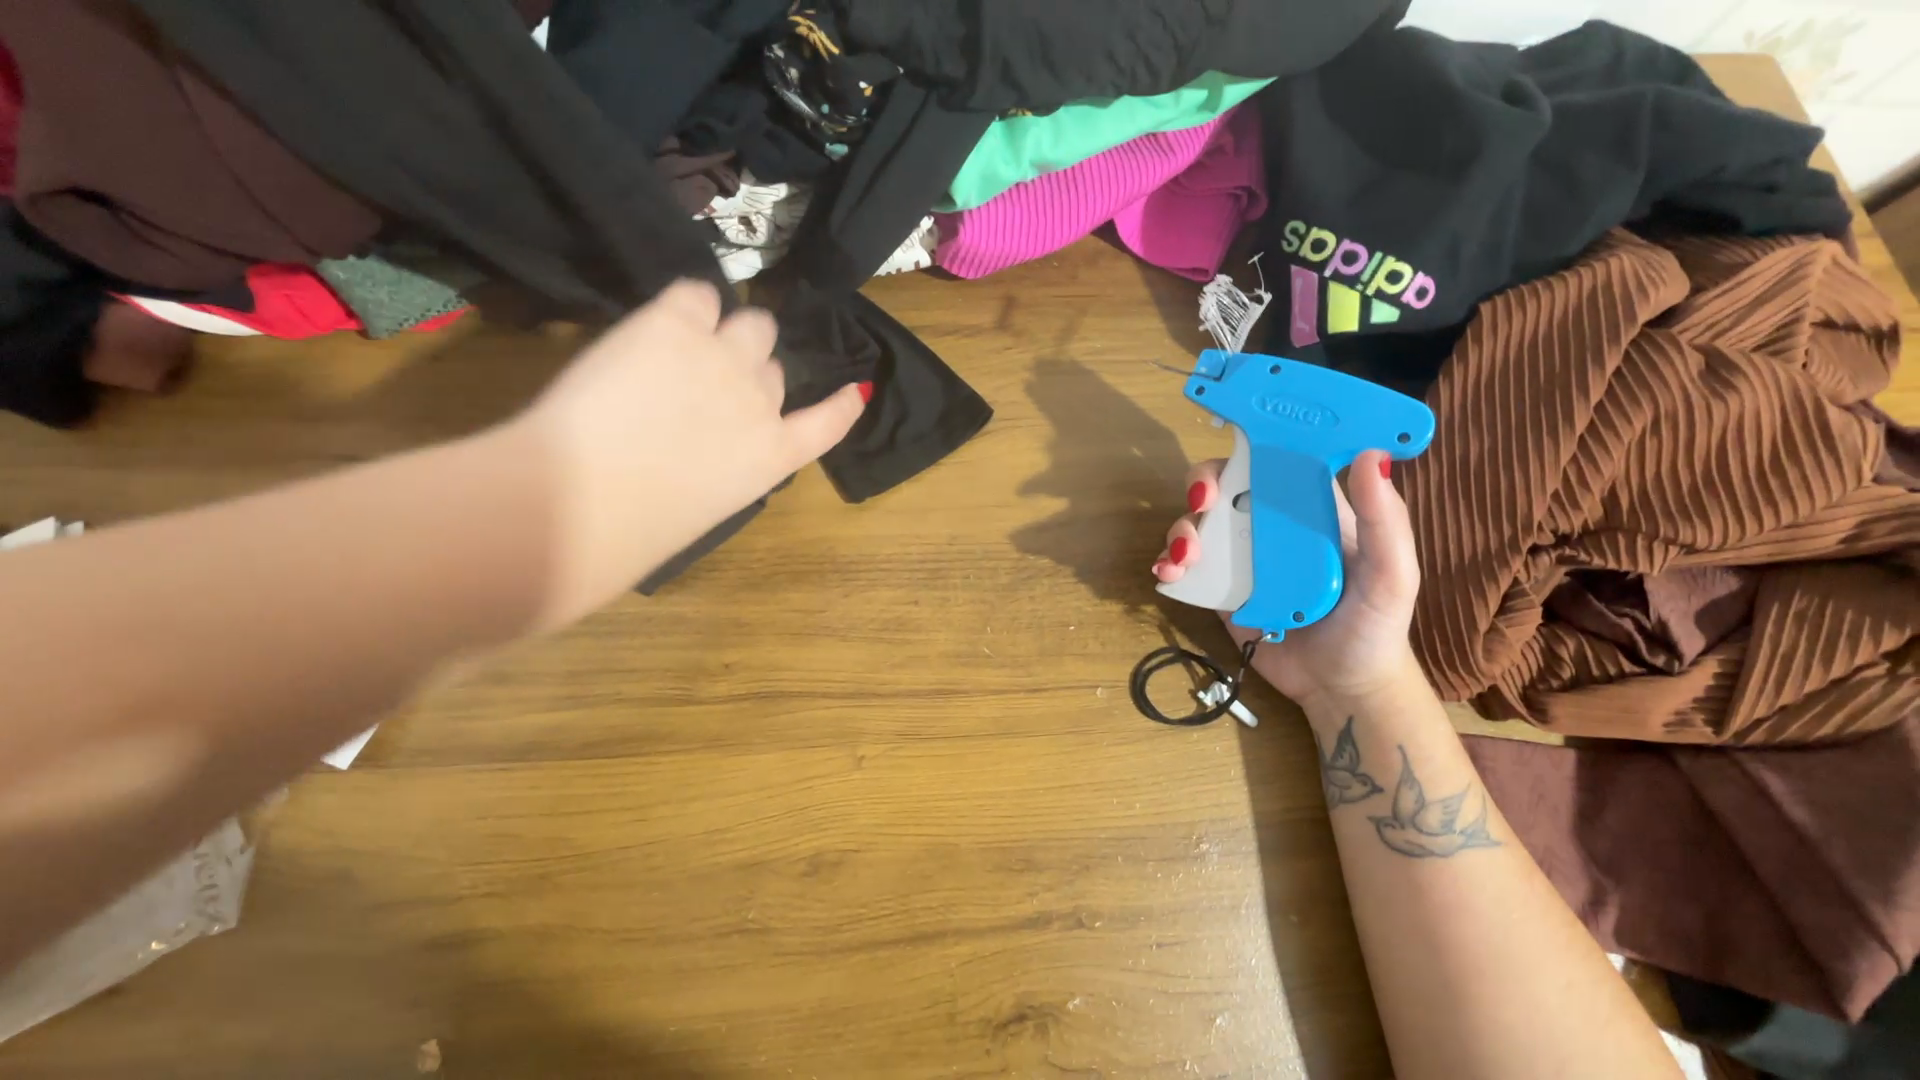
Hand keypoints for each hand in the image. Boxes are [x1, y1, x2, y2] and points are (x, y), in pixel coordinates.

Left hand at [508, 280, 863, 626]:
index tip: (856, 389)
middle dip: (752, 374)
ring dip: (731, 333)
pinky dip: (691, 305)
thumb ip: (725, 466)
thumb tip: (708, 443)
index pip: (827, 423)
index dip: (843, 405)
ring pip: (751, 324)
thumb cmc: (639, 529)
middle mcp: (760, 399)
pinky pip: (699, 294)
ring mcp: (721, 357)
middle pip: (775, 370)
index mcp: (771, 455)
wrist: (584, 498)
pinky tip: (669, 319)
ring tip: (694, 342)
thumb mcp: (707, 505)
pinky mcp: (673, 324)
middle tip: (710, 386)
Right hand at [1153, 449, 1422, 708]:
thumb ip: (1386, 521)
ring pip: (1199, 522)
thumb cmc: (1374, 628)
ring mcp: (1241, 556)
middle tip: (1202, 504)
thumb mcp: (1393, 576)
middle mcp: (1271, 524)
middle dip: (1201, 484)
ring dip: (1181, 529)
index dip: (1251, 444)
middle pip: (1225, 484)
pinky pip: (1188, 566)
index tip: (1236, 449)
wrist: (1340, 690)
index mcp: (1311, 509)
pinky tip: (1170, 573)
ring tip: (1185, 556)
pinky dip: (1170, 563)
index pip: (1277, 461)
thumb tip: (1369, 454)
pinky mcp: (1220, 589)